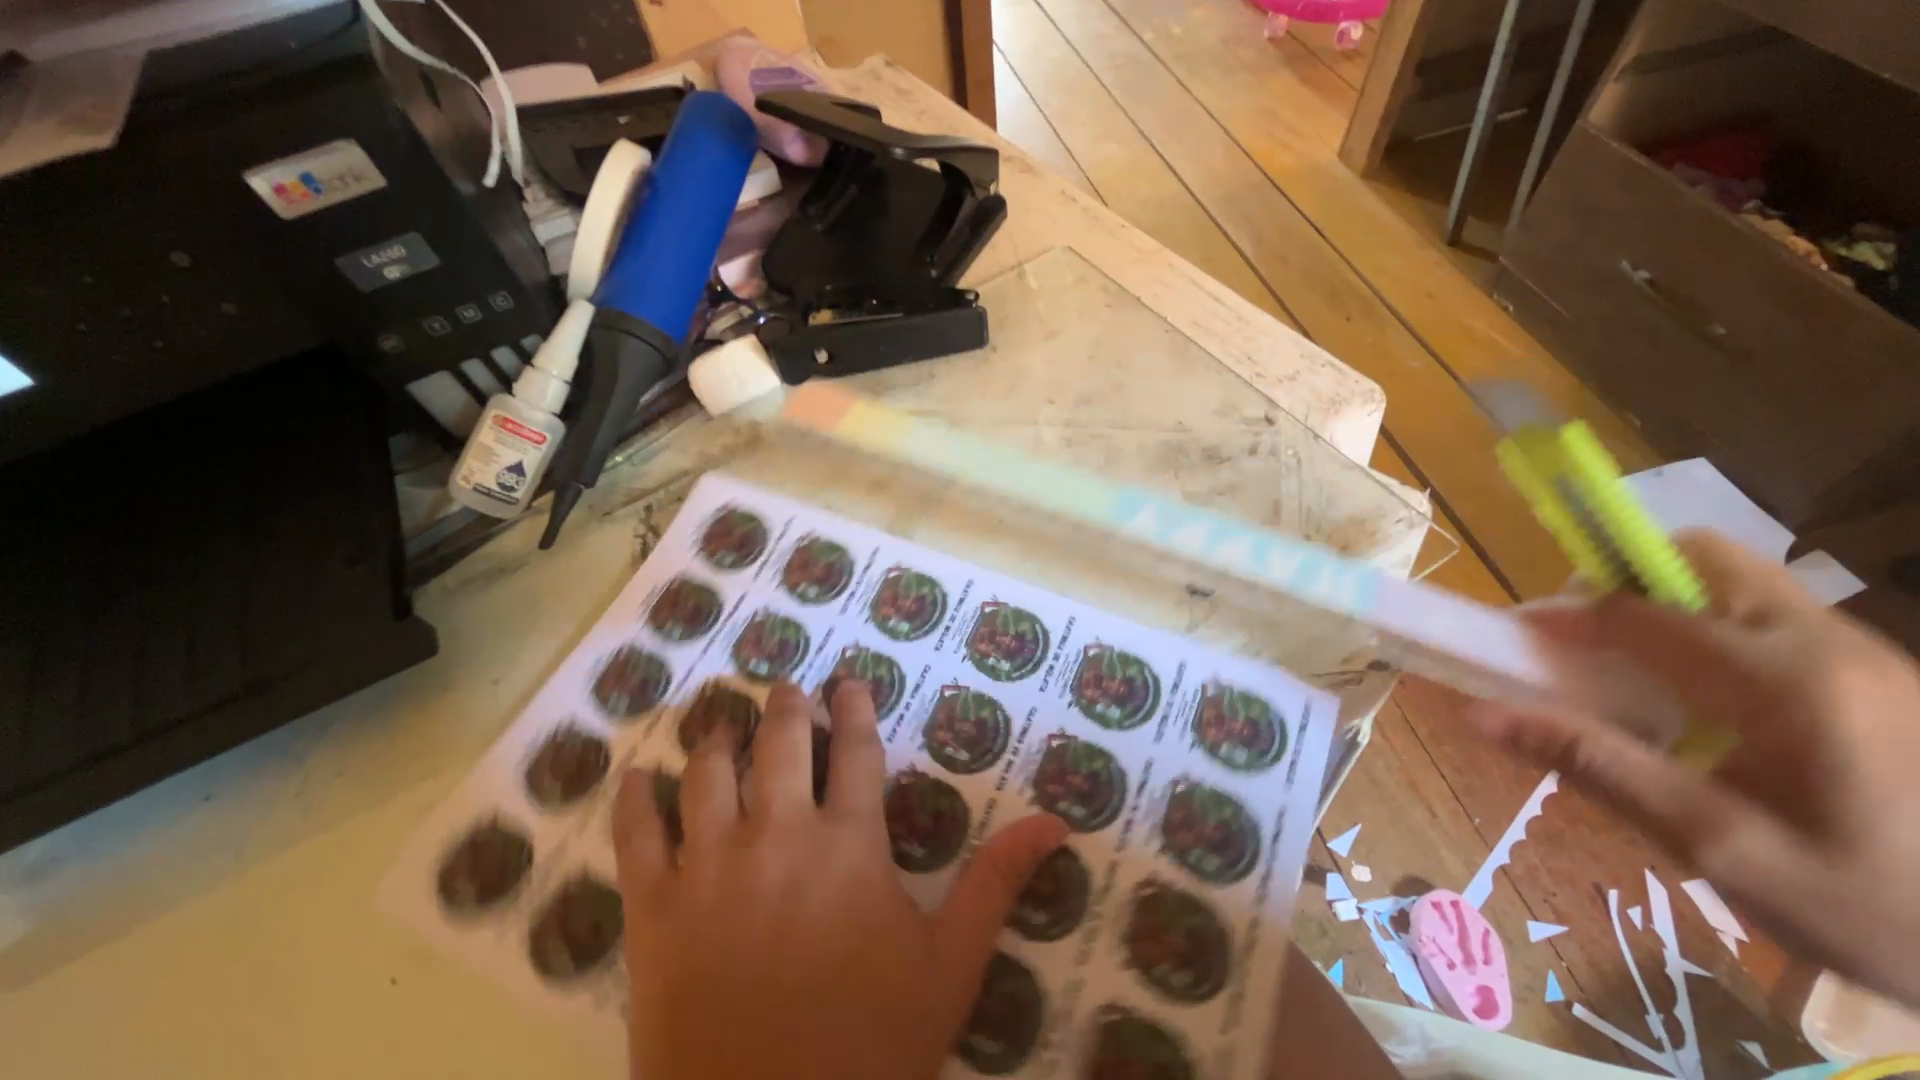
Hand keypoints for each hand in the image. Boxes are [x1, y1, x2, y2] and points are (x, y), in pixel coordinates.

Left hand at [612, 679, 1069, 1079]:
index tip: (849, 681)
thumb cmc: (873, 1041)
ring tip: (722, 722)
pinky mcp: (653, 907)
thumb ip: (997, 882)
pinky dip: (634, 797)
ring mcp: (708, 865)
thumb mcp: (951, 963)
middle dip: (786, 709)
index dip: (854, 709)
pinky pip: (635, 834)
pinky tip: (635, 774)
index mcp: (848, 843)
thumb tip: (1056, 819)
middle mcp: (776, 833)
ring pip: (708, 774)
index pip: (856, 752)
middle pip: (780, 745)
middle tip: (787, 689)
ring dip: (717, 738)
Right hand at [1465, 529, 1919, 1008]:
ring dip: (1672, 604)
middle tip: (1585, 644)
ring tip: (1636, 673)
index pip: (1641, 613)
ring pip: (1745, 583)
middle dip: (1628, 582)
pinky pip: (1778, 619)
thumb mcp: (1714, 847)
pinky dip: (1715, 630)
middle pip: (1706, 559)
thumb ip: (1595, 766)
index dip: (1564, 617)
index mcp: (1788, 680)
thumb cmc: (1868, 908)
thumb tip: (1480, 715)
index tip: (1515, 637)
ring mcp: (1871, 655)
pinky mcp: (1887, 677)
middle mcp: (1832, 643)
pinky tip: (1708, 703)